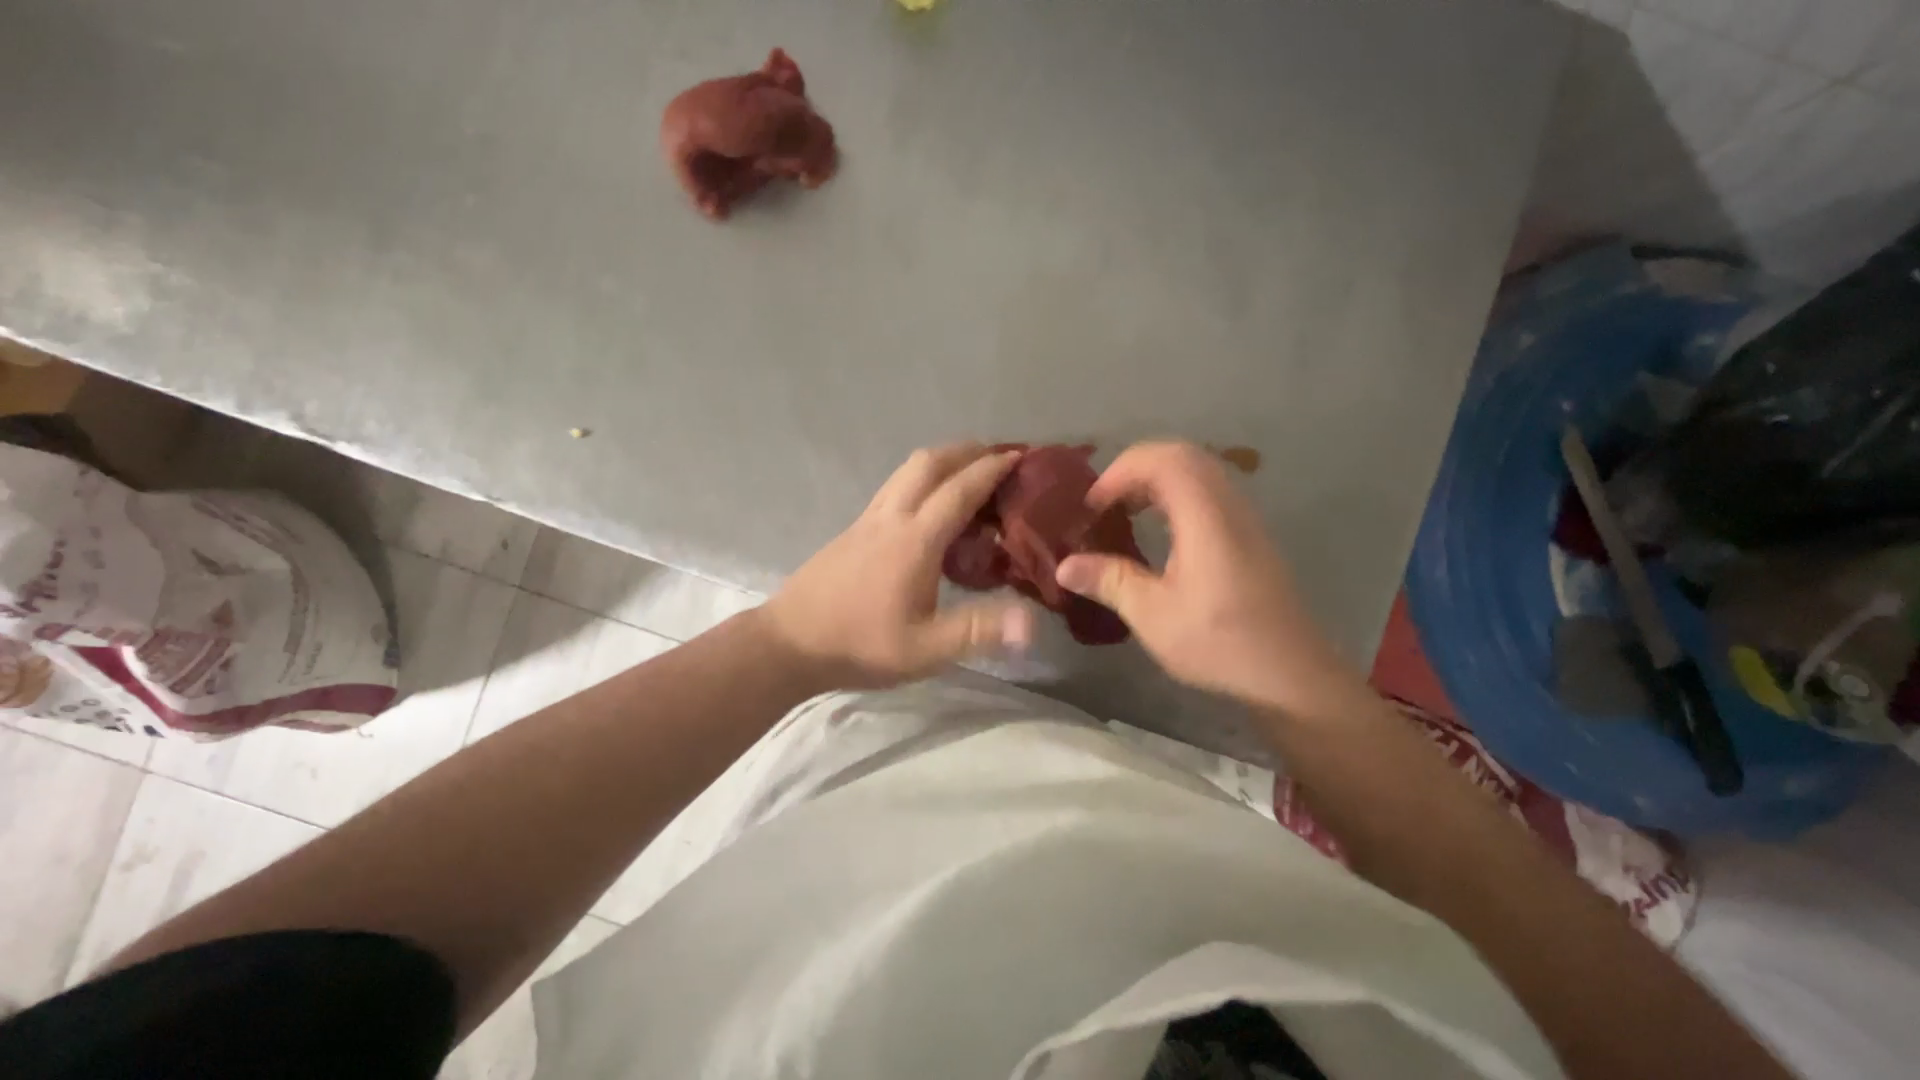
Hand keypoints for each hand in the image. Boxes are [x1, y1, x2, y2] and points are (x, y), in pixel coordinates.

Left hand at [760, 443, 1034, 688]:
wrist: (789, 643)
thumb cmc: (860, 645)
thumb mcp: (926, 650)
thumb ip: (978, 631)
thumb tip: (1032, 622)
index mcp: (915, 540)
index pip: (960, 489)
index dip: (992, 469)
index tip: (1021, 456)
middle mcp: (891, 518)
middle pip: (929, 462)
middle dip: (967, 451)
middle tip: (999, 457)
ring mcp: (867, 521)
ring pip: (907, 471)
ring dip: (942, 461)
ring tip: (969, 474)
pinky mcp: (852, 531)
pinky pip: (894, 489)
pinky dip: (921, 481)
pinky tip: (929, 509)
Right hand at [1054, 441, 1366, 714]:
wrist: (1290, 674)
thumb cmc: (1219, 644)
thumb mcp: (1153, 615)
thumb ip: (1109, 580)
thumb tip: (1064, 566)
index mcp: (1205, 516)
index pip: (1162, 460)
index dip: (1120, 472)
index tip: (1093, 507)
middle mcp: (1229, 505)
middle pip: (1182, 455)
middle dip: (1135, 469)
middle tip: (1106, 503)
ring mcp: (1246, 518)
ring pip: (1199, 471)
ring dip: (1157, 480)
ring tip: (1126, 513)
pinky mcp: (1252, 535)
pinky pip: (1211, 492)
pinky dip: (1177, 495)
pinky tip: (1161, 532)